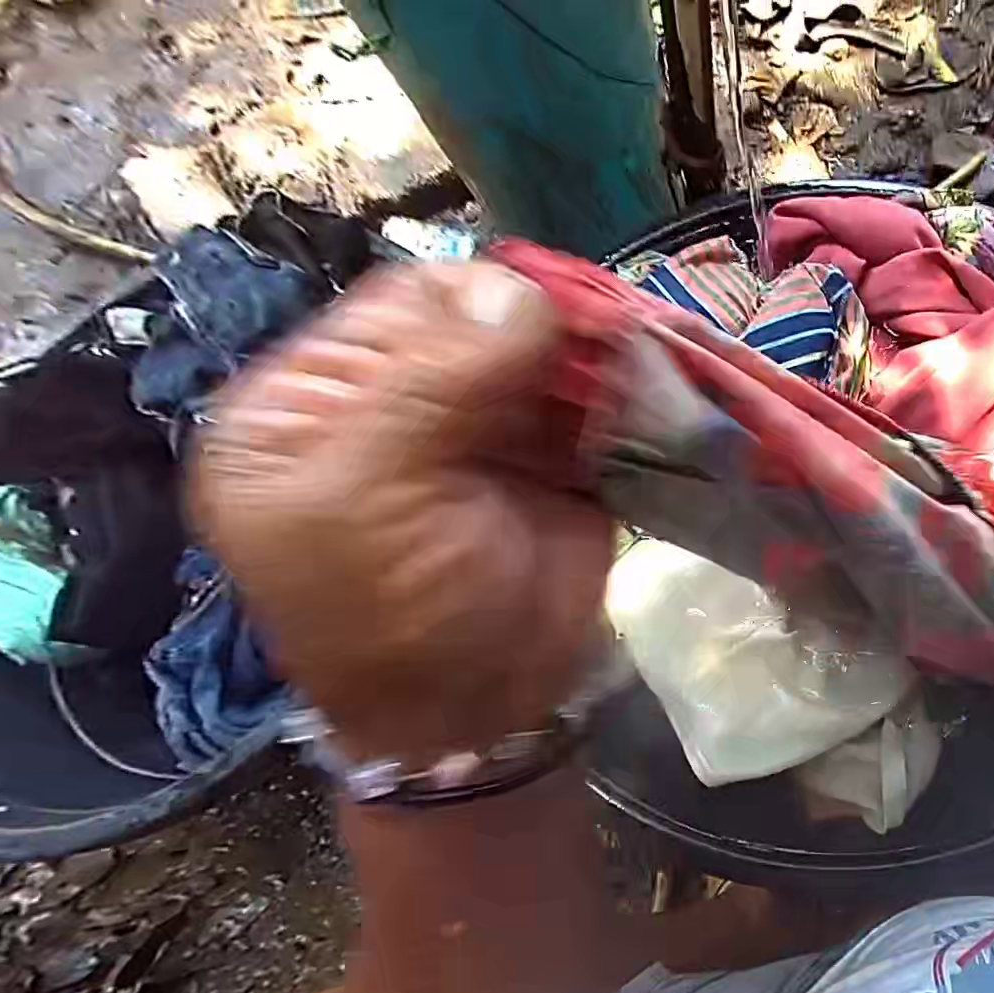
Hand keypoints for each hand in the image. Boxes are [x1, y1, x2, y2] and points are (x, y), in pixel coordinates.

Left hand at [192, 262, 612, 762]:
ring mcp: (505, 436)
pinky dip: (633, 404)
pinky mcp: (570, 468)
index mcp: (335, 397)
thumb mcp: (374, 493)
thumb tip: (522, 289)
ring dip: (607, 363)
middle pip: (502, 329)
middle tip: (625, 334)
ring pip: (563, 368)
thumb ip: (436, 384)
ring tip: (651, 364)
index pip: (415, 305)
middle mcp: (424, 403)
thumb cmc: (394, 609)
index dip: (492, 296)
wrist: (483, 703)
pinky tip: (658, 400)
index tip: (566, 307)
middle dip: (562, 329)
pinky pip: (604, 416)